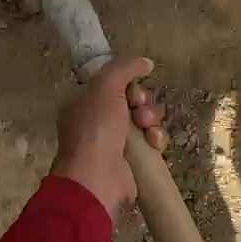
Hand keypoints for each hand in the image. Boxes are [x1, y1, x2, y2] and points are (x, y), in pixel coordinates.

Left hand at [54, 55, 167, 215]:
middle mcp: (98, 120)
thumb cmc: (96, 129)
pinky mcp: (132, 159)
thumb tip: (146, 62)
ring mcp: (115, 141)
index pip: (112, 84)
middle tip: (139, 109)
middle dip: (142, 102)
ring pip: (145, 119)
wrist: (97, 179)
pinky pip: (151, 140)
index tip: (132, 90)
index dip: (127, 83)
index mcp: (84, 102)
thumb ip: (124, 68)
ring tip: (148, 128)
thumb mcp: (105, 87)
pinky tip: (154, 143)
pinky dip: (156, 139)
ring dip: (152, 119)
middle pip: (132, 100)